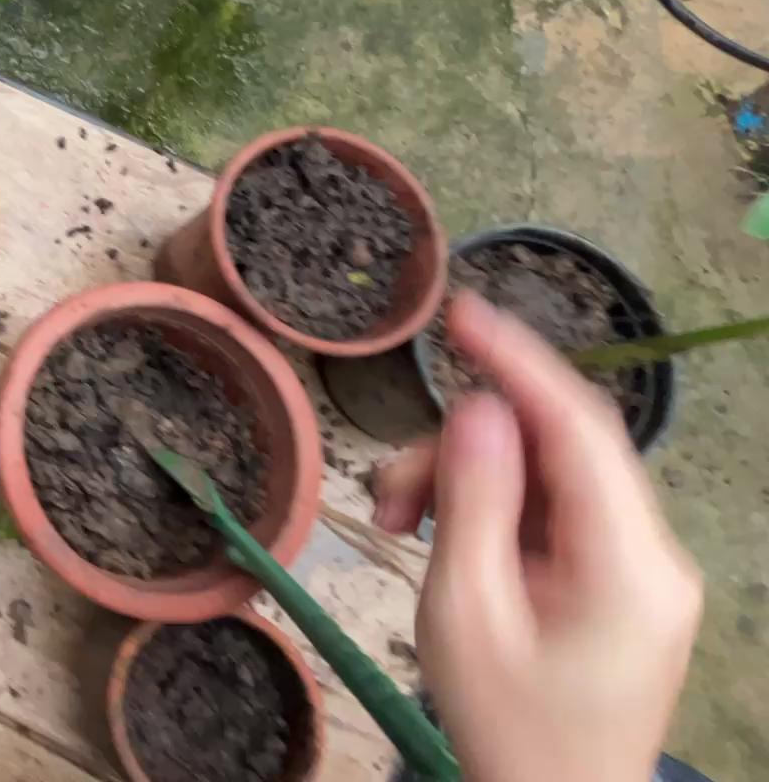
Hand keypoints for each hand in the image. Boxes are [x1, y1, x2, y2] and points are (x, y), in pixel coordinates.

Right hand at [373, 293, 701, 781]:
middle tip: (386, 500)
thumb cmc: (505, 715)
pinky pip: (528, 504)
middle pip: (541, 449)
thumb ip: (474, 500)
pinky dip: (469, 504)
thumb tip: (478, 409)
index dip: (519, 360)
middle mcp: (642, 548)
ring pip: (526, 472)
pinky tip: (427, 531)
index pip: (578, 428)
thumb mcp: (466, 603)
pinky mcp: (598, 570)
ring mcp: (623, 560)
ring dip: (450, 480)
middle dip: (451, 453)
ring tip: (396, 523)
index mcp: (625, 560)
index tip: (461, 312)